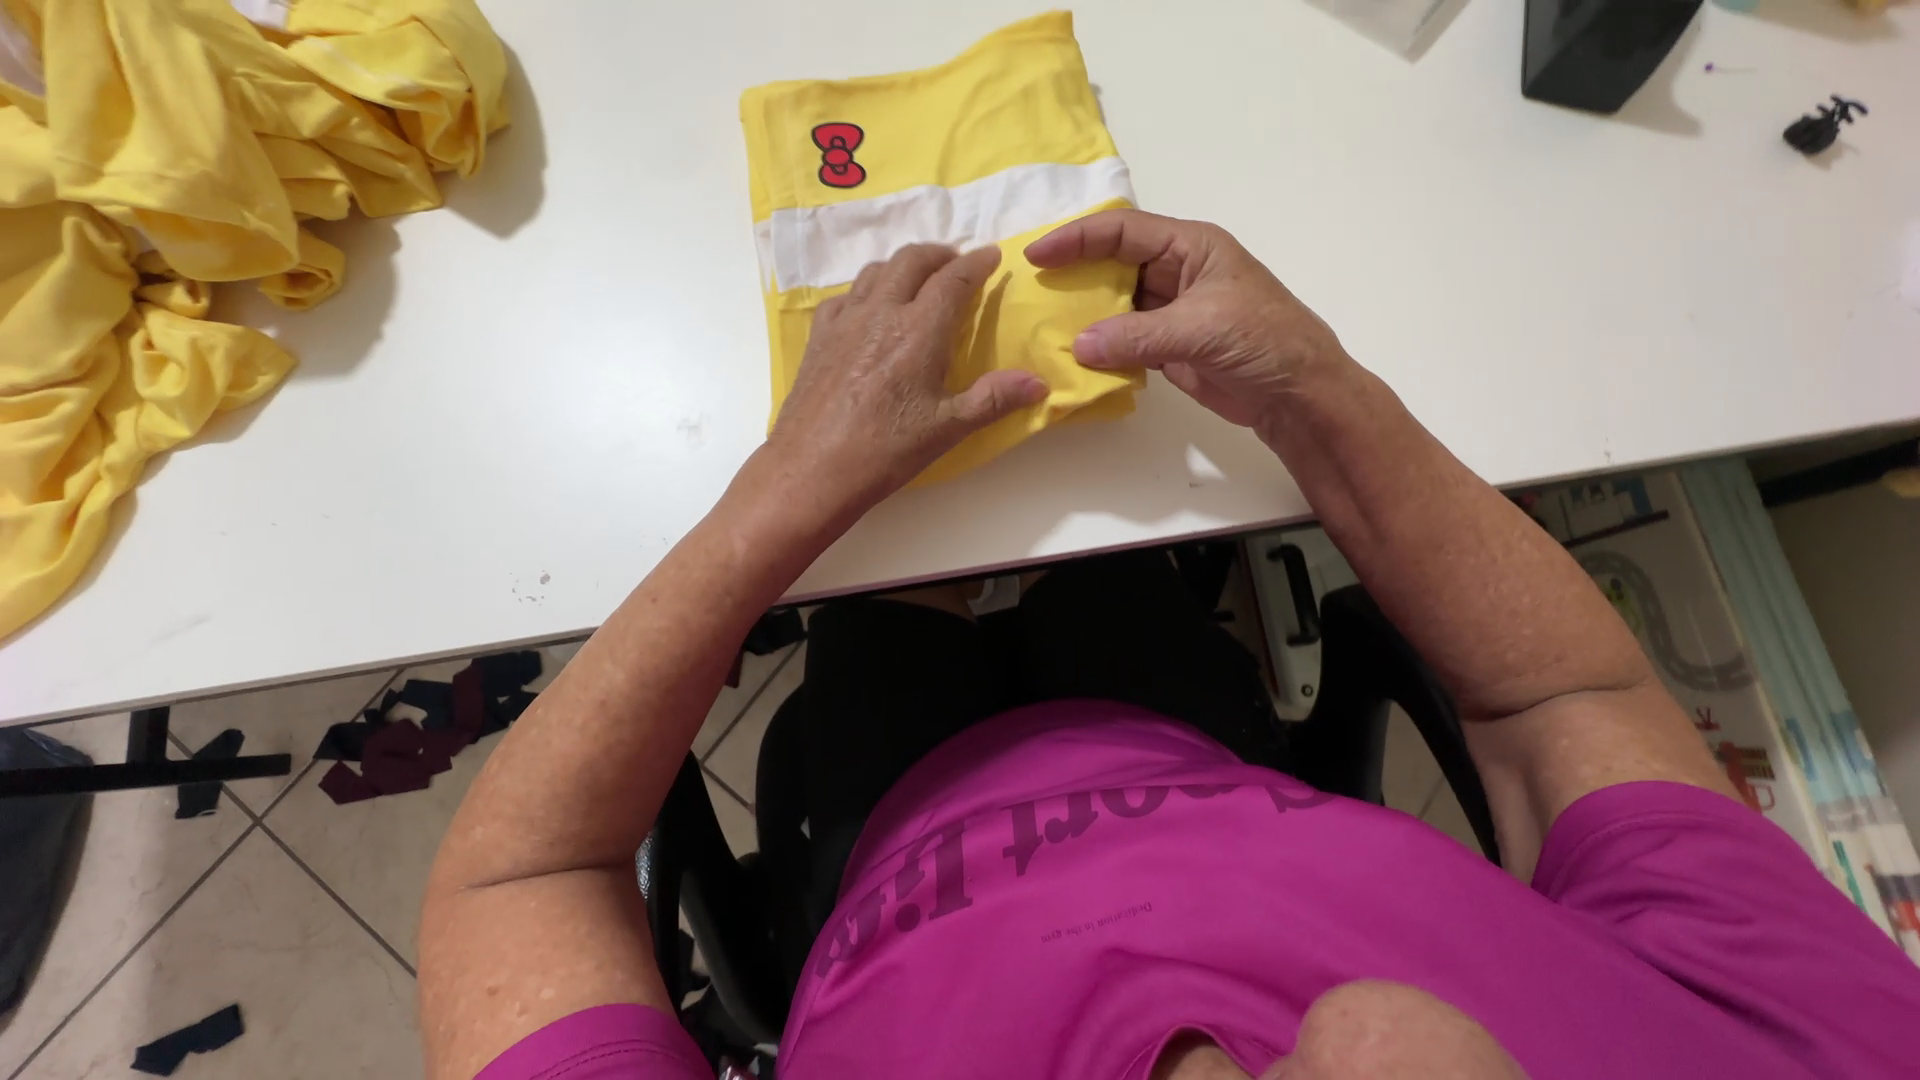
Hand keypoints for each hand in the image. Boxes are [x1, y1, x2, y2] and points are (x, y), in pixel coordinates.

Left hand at [760, 243, 1047, 517]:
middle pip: (911, 261)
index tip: (991, 256)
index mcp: (918, 331)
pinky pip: (845, 296)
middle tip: (956, 262)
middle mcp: (880, 313)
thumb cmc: (885, 450)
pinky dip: (866, 290)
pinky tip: (869, 308)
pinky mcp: (818, 338)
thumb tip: (1038, 384)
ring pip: (875, 272)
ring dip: (902, 266)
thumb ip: (993, 399)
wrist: (812, 469)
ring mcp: (844, 322)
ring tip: (917, 279)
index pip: (953, 279)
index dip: (976, 263)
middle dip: (939, 254)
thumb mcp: (946, 429)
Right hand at [1024, 209, 1350, 432]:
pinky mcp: (1164, 348)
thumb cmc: (1263, 339)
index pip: (1123, 232)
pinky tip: (1070, 357)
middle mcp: (1175, 273)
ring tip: (1040, 326)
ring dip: (1082, 316)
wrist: (1295, 393)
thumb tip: (1078, 346)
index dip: (1078, 239)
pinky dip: (1098, 350)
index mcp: (1190, 247)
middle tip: (1030, 291)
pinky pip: (1120, 342)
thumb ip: (1137, 336)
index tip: (1037, 256)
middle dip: (1073, 275)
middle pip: (1112, 265)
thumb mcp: (1200, 329)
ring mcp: (1167, 312)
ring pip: (1113, 306)